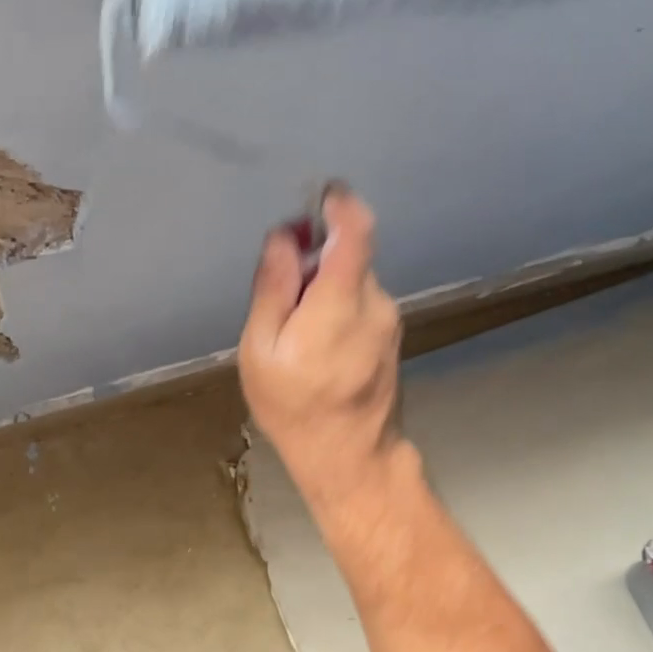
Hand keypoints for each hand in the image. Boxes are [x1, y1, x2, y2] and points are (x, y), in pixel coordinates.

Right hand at [239, 186, 403, 503]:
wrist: (349, 457)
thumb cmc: (294, 406)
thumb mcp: (261, 349)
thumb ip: (274, 288)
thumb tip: (284, 237)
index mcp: (341, 302)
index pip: (356, 230)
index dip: (339, 203)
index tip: (317, 194)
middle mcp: (376, 302)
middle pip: (348, 254)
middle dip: (314, 256)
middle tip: (278, 290)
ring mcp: (389, 319)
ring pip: (353, 278)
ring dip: (322, 284)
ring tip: (291, 328)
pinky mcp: (391, 334)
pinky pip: (360, 300)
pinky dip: (335, 303)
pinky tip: (313, 342)